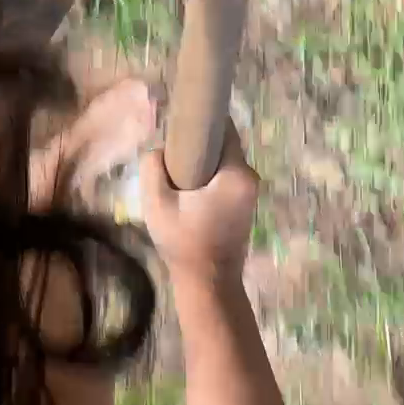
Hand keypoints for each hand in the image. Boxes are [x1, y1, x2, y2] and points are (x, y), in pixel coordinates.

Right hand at [141, 122, 260, 287]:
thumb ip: (153, 166)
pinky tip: (188, 184)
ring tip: (177, 168)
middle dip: (199, 140)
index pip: (224, 127)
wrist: (208, 285)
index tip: (179, 120)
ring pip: (223, 159)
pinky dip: (209, 173)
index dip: (201, 119)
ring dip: (203, 158)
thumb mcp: (156, 203)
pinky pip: (226, 174)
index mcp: (236, 174)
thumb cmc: (184, 242)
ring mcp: (250, 192)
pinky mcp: (245, 203)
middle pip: (223, 142)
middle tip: (172, 150)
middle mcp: (250, 178)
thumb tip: (159, 149)